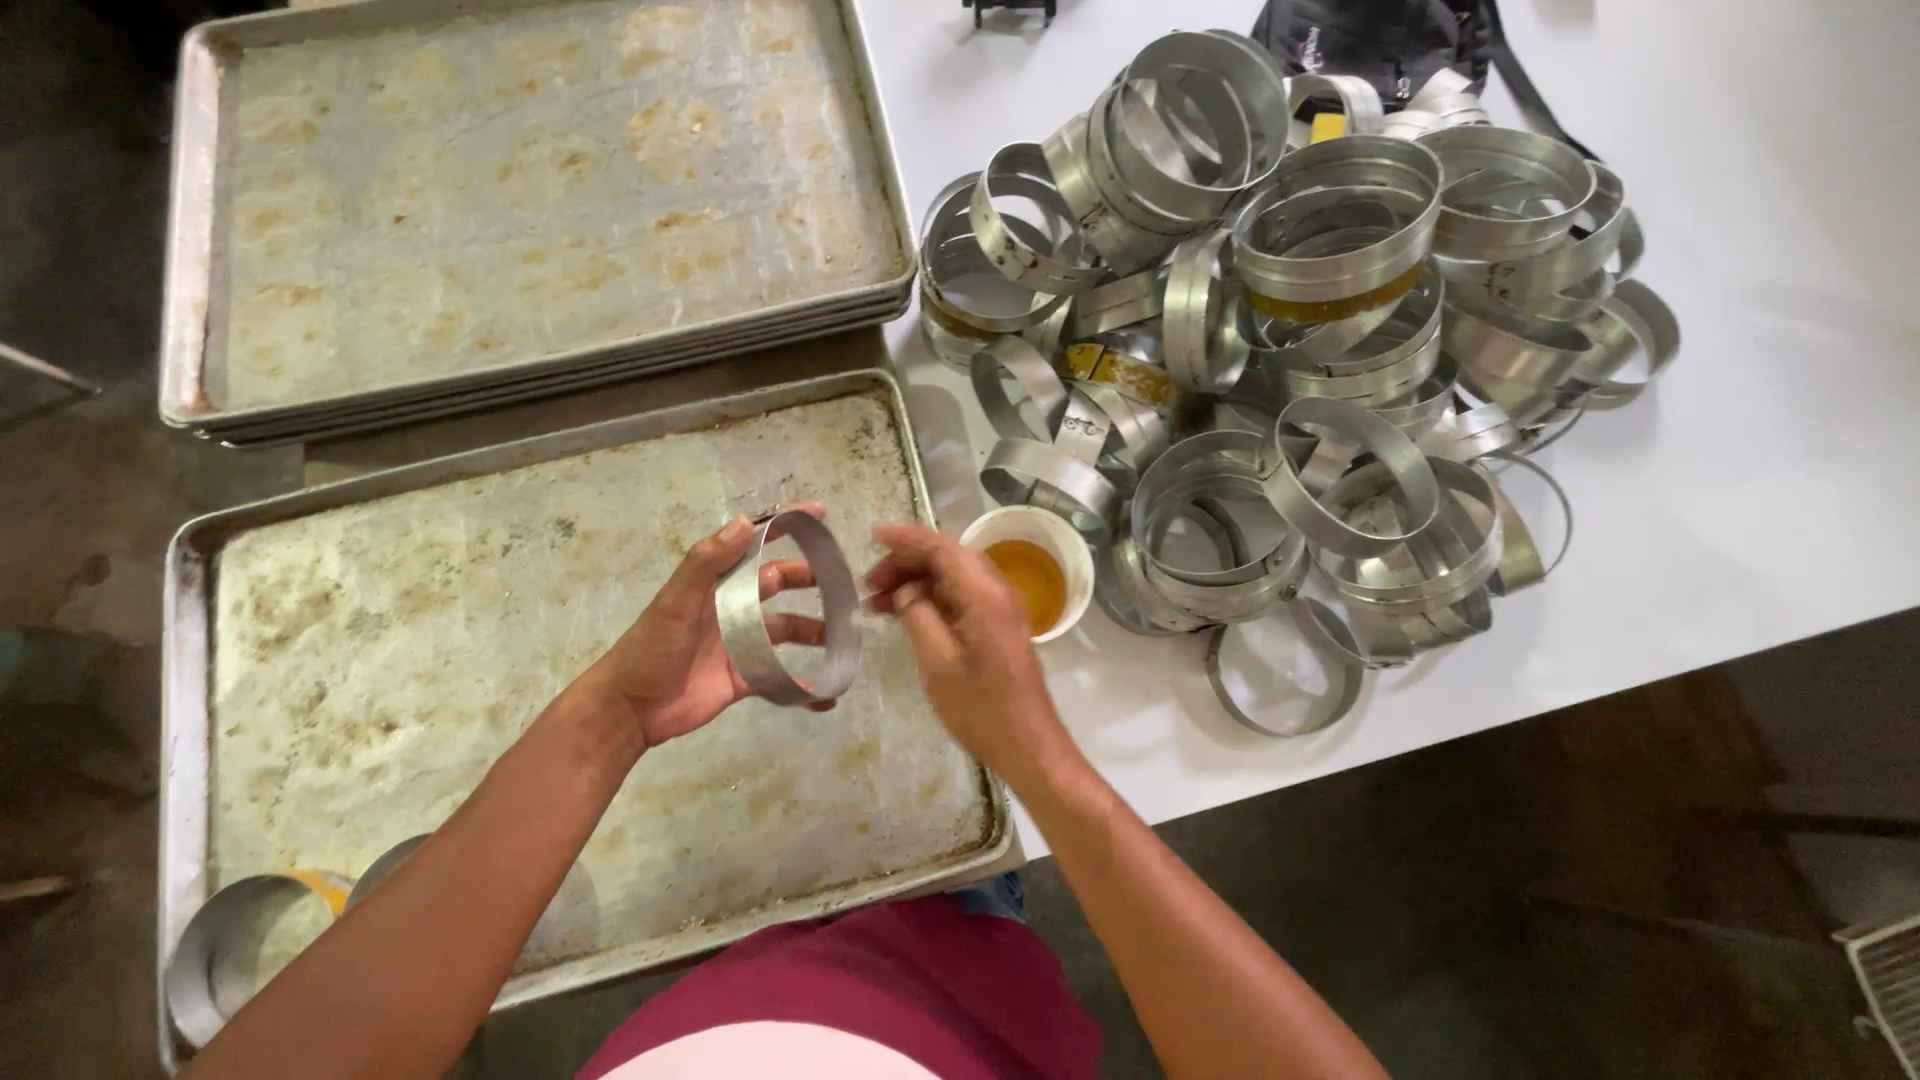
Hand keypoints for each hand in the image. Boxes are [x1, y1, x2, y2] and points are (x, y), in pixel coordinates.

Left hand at [578, 505, 832, 751]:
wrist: (630, 708)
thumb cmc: (650, 648)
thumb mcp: (676, 601)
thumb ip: (707, 562)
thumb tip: (746, 522)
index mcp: (715, 584)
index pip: (753, 545)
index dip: (783, 527)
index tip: (818, 513)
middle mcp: (730, 609)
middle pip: (775, 584)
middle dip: (806, 579)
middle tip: (838, 584)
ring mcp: (738, 644)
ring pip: (783, 630)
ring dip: (810, 630)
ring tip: (838, 636)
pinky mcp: (741, 679)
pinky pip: (778, 676)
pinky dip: (800, 682)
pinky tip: (823, 689)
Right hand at [865, 523, 1080, 788]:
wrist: (1027, 743)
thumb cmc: (980, 706)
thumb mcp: (937, 661)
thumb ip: (917, 615)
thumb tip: (904, 590)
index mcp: (983, 594)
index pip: (941, 547)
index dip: (905, 538)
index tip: (871, 538)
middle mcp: (996, 591)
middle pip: (947, 557)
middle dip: (906, 562)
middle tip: (869, 584)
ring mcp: (1000, 608)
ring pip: (953, 576)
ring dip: (916, 581)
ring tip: (878, 602)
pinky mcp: (998, 626)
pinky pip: (961, 596)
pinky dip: (932, 597)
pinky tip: (905, 614)